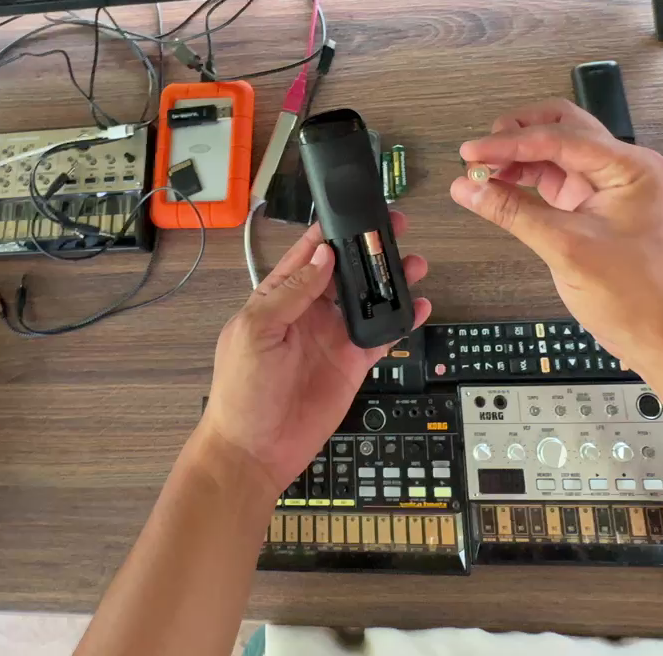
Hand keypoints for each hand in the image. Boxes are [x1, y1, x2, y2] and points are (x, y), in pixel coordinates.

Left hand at [197, 216, 430, 494]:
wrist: (254, 451)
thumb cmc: (243, 389)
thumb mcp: (256, 330)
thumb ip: (291, 292)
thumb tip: (322, 255)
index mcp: (279, 296)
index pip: (308, 253)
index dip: (332, 231)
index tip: (356, 211)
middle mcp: (309, 311)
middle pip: (345, 271)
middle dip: (369, 249)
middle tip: (396, 230)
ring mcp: (332, 336)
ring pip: (367, 298)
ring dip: (390, 281)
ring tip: (414, 265)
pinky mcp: (352, 363)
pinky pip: (381, 335)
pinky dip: (402, 320)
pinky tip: (419, 307)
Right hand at [449, 100, 662, 369]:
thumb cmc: (630, 296)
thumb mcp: (565, 249)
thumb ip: (512, 211)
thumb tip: (462, 187)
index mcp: (628, 167)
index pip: (559, 138)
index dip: (509, 143)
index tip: (468, 151)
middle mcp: (621, 166)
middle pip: (561, 127)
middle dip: (516, 135)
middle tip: (478, 154)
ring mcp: (607, 184)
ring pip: (554, 150)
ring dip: (517, 156)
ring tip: (480, 173)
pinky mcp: (592, 204)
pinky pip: (553, 177)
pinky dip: (524, 178)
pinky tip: (497, 187)